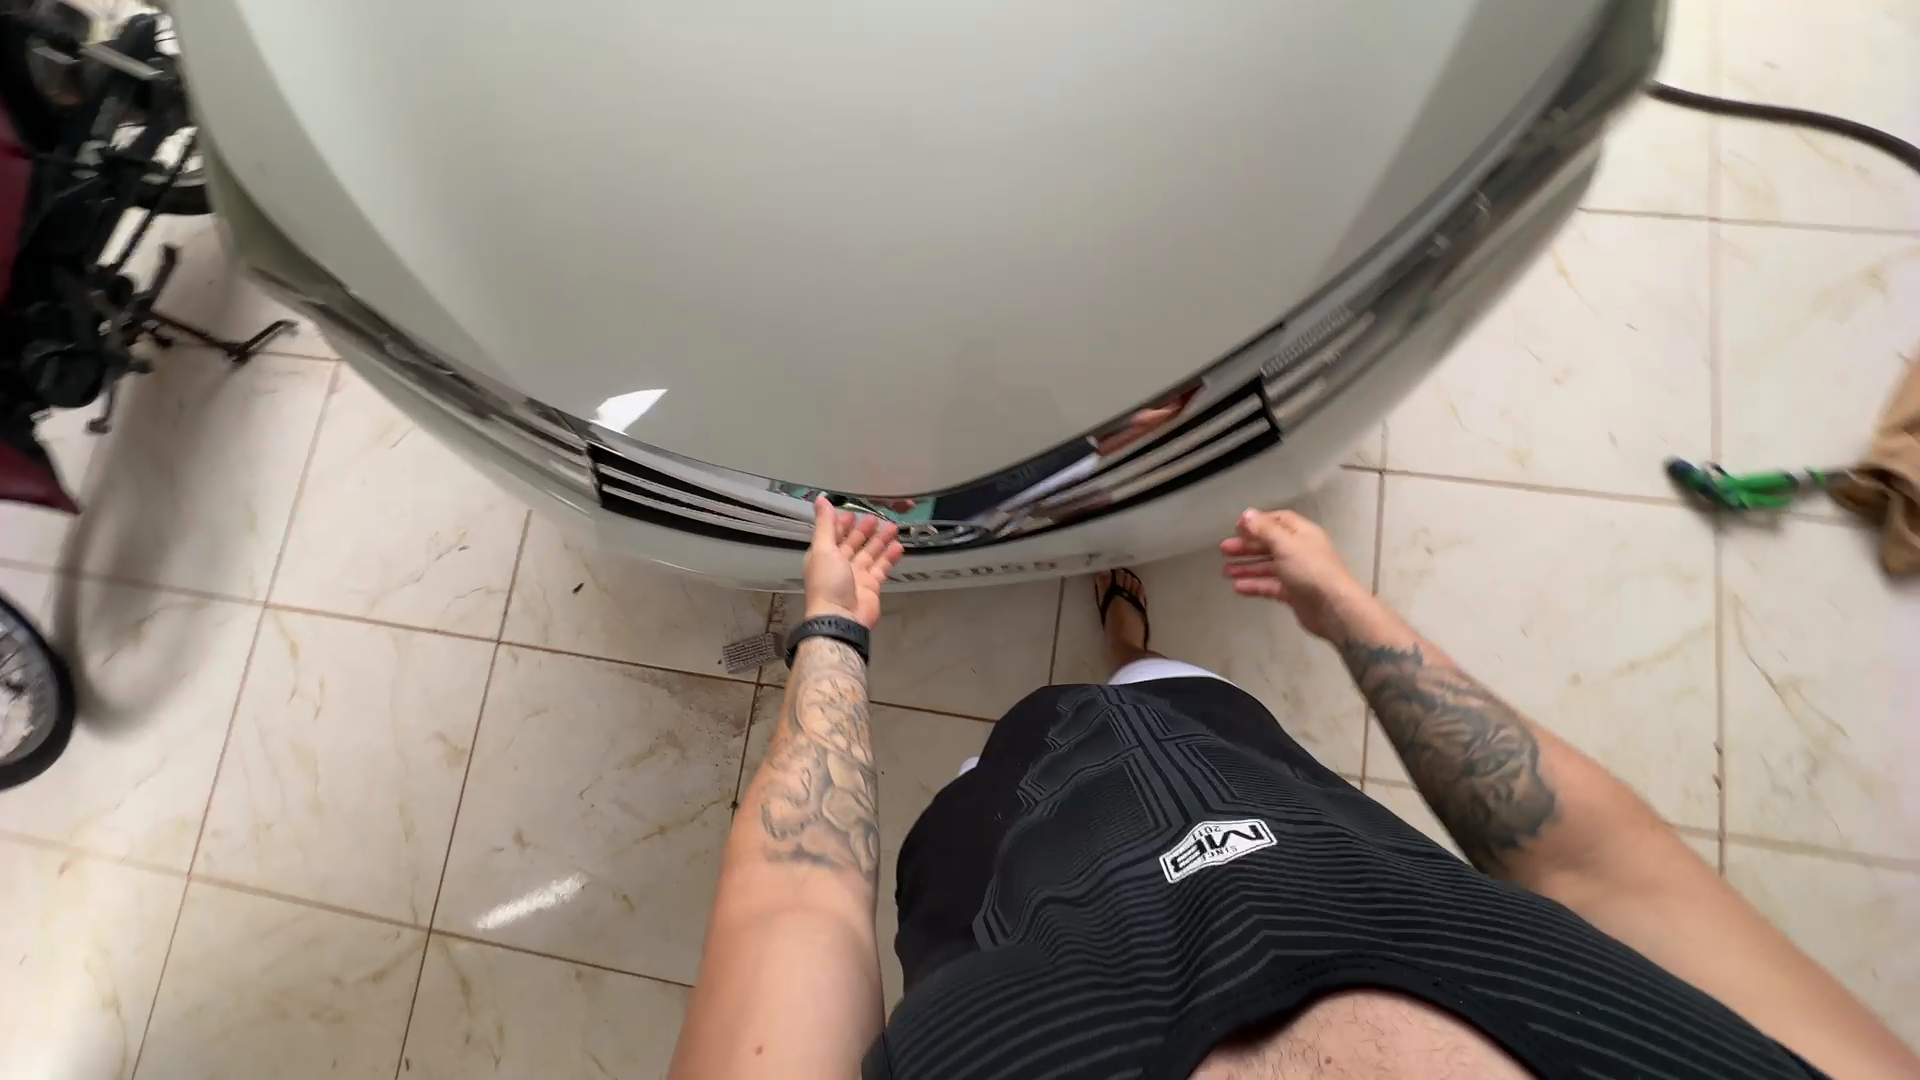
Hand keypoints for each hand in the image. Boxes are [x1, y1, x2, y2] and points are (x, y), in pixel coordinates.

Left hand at [803, 496, 903, 628]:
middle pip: (853, 543)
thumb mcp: (823, 549)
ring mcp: (856, 576)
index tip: (853, 513)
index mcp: (823, 556)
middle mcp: (839, 565)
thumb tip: (820, 500)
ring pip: (870, 554)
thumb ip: (825, 524)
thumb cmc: (828, 583)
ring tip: (894, 527)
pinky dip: (890, 557)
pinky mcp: (871, 586)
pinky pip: (882, 567)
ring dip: (880, 540)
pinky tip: (899, 546)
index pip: (833, 535)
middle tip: (877, 518)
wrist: (841, 618)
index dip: (842, 524)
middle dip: (864, 530)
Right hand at [1219, 508, 1367, 640]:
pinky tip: (1237, 588)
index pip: (1278, 520)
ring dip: (1247, 567)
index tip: (1237, 528)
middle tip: (1224, 550)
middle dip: (1247, 546)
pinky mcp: (1293, 593)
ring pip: (1268, 566)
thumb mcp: (1285, 544)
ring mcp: (1297, 573)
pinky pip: (1270, 586)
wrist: (1333, 608)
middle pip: (1269, 544)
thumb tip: (1247, 514)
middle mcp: (1300, 551)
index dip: (1258, 522)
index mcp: (1302, 534)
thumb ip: (1264, 529)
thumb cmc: (1310, 570)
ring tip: (1225, 571)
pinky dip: (1254, 585)